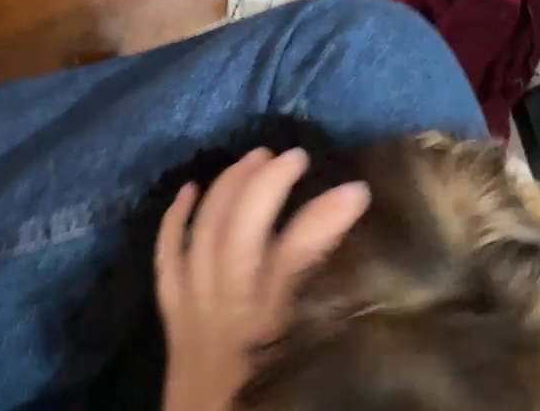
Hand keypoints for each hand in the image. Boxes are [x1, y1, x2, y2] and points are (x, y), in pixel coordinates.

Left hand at [153, 148, 370, 410]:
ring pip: (203, 232)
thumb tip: (374, 299)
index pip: (294, 256)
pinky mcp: (171, 320)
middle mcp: (224, 310)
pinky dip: (175, 220)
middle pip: (239, 230)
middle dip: (266, 184)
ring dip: (228, 187)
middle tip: (297, 156)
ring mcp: (191, 311)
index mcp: (264, 330)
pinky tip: (190, 190)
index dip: (325, 216)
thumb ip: (333, 337)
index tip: (357, 189)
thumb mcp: (311, 384)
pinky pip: (166, 259)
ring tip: (256, 156)